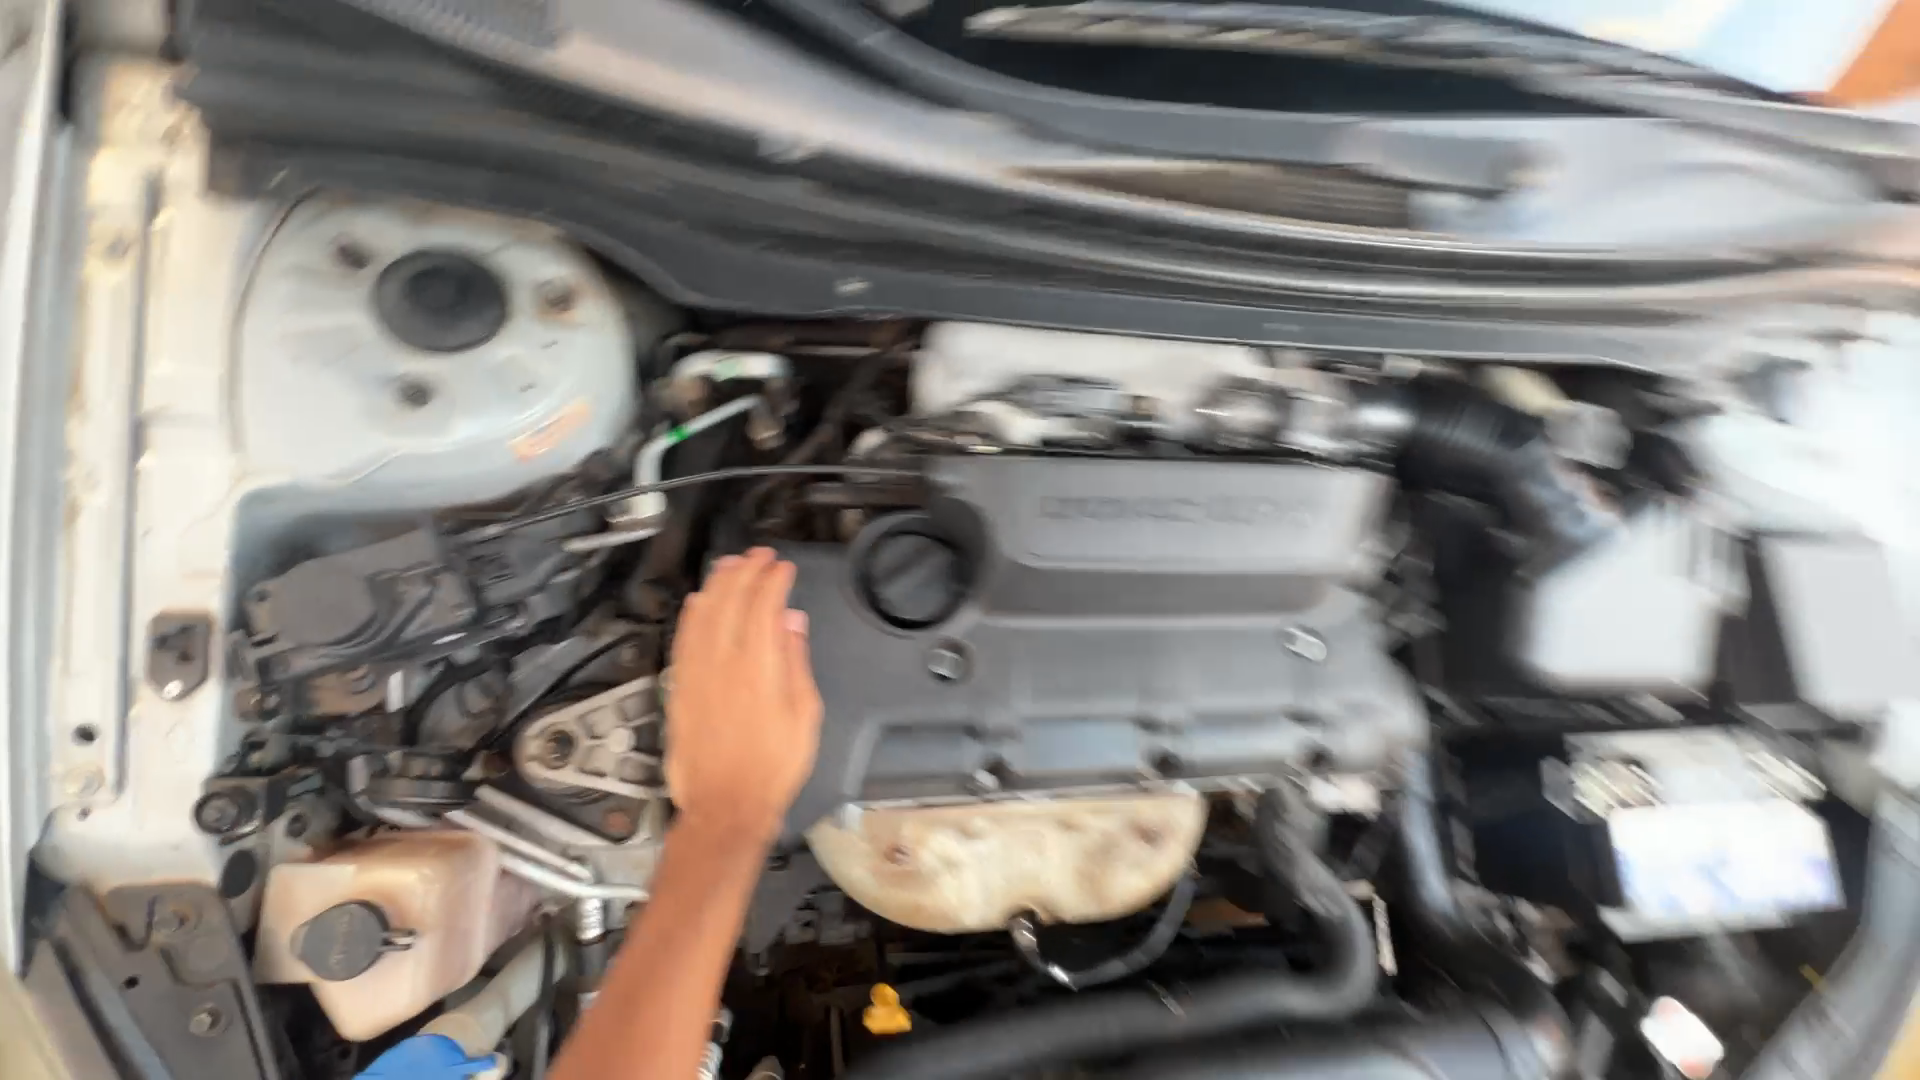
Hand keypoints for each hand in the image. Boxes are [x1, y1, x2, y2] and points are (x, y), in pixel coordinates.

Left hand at [666, 548, 822, 843]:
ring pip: (702, 614)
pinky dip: (692, 613)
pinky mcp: (678, 688)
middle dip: (746, 572)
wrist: (725, 806)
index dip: (773, 580)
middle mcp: (721, 664)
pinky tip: (698, 601)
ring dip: (717, 584)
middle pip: (729, 602)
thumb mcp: (804, 715)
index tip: (784, 567)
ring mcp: (695, 674)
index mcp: (757, 668)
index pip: (762, 606)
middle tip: (760, 557)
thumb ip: (794, 662)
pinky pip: (682, 638)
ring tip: (731, 565)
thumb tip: (791, 622)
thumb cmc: (773, 766)